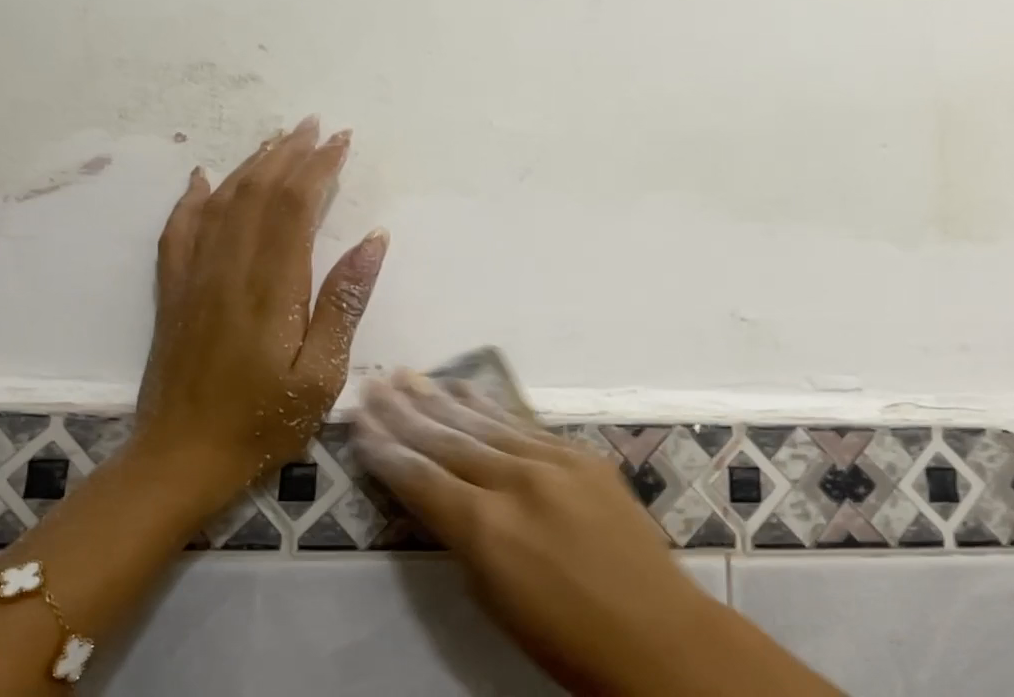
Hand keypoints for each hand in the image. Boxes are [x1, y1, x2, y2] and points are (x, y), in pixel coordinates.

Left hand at [134, 116, 388, 493]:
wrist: (180, 460)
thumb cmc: (263, 423)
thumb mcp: (322, 375)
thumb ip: (344, 303)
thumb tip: (373, 240)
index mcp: (271, 287)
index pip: (295, 206)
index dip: (319, 167)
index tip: (342, 141)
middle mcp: (228, 269)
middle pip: (258, 192)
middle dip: (291, 153)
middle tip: (317, 125)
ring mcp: (194, 278)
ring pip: (221, 202)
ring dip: (251, 164)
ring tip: (278, 139)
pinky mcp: (173, 293)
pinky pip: (178, 230)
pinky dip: (193, 197)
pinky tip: (204, 177)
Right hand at [352, 373, 721, 694]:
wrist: (654, 631)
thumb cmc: (564, 637)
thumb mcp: (492, 597)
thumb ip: (462, 537)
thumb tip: (439, 497)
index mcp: (486, 528)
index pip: (420, 478)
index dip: (385, 449)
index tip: (358, 421)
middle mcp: (516, 482)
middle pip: (447, 440)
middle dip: (406, 412)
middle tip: (375, 384)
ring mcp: (554, 462)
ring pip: (485, 423)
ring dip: (442, 399)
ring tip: (411, 377)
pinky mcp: (582, 455)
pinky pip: (524, 425)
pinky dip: (491, 408)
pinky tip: (468, 391)